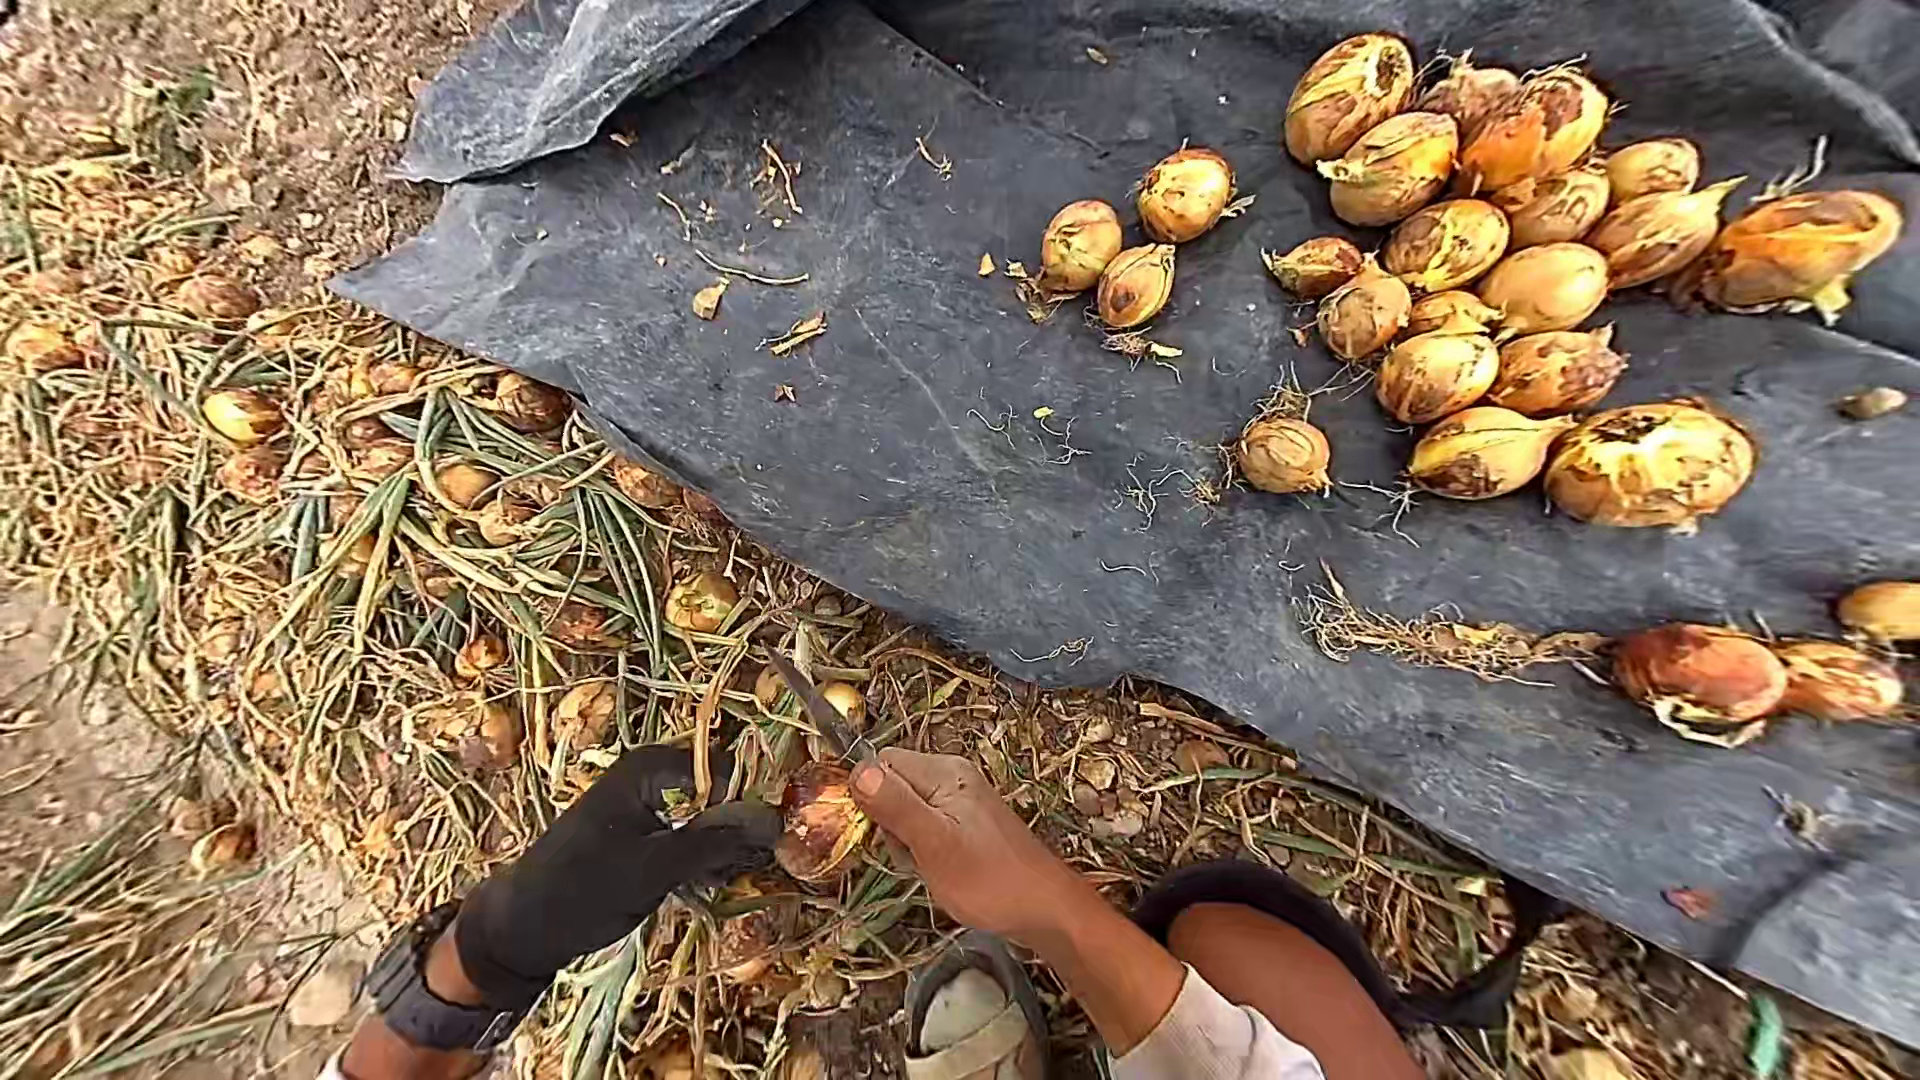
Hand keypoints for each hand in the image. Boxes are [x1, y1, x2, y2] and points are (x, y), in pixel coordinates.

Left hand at [453, 746, 779, 1008]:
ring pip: (707, 811)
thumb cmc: (580, 891)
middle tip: (736, 865)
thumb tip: (774, 822)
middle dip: (732, 826)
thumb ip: (714, 842)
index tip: (754, 842)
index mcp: (651, 766)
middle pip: (718, 788)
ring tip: (717, 877)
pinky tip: (703, 879)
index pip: (723, 770)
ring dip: (718, 844)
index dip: (743, 803)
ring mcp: (649, 797)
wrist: (517, 933)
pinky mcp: (646, 823)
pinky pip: (690, 827)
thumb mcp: (653, 868)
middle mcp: (653, 771)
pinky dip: (701, 851)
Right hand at [851, 749, 1184, 1053]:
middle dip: (887, 819)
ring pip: (906, 806)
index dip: (871, 795)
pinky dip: (921, 845)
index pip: (883, 762)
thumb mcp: (935, 844)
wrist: (1043, 907)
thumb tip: (857, 771)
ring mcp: (960, 797)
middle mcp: (951, 774)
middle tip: (909, 852)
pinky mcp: (965, 820)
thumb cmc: (988, 879)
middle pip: (893, 782)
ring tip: (926, 864)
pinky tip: (937, 867)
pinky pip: (925, 822)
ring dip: (904, 837)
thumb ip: (897, 806)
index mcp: (944, 770)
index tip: (882, 832)